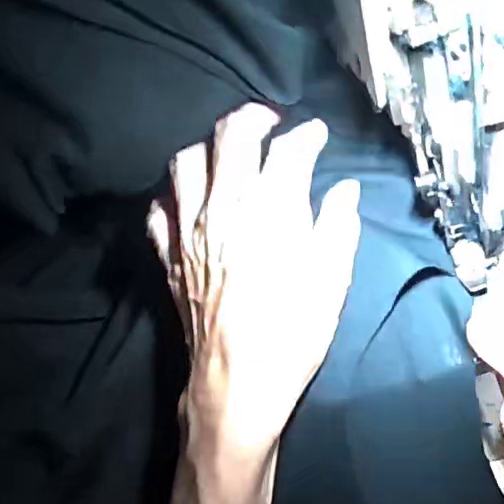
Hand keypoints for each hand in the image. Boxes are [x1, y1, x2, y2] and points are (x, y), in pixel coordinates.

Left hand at [150, 105, 361, 458]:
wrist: (237, 384)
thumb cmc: (292, 336)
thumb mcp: (331, 282)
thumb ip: (338, 227)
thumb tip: (345, 192)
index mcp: (271, 209)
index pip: (288, 150)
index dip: (307, 136)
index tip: (317, 136)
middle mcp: (224, 207)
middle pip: (231, 137)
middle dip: (255, 118)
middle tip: (271, 123)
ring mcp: (189, 231)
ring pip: (185, 163)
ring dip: (208, 148)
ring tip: (226, 156)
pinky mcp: (169, 258)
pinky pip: (158, 211)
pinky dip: (173, 197)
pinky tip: (188, 203)